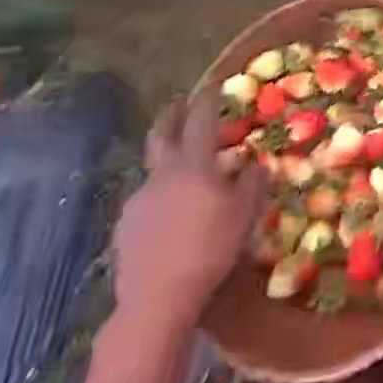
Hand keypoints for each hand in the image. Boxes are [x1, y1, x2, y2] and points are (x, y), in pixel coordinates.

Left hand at [111, 93, 268, 329]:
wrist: (156, 297)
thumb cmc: (209, 249)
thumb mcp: (244, 216)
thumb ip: (253, 185)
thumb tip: (257, 164)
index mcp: (194, 164)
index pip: (201, 119)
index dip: (208, 99)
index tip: (213, 85)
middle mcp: (163, 172)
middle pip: (162, 132)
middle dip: (171, 114)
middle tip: (178, 102)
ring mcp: (139, 198)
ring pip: (152, 169)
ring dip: (164, 160)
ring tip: (178, 171)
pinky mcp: (125, 224)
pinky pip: (145, 202)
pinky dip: (158, 199)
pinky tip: (167, 219)